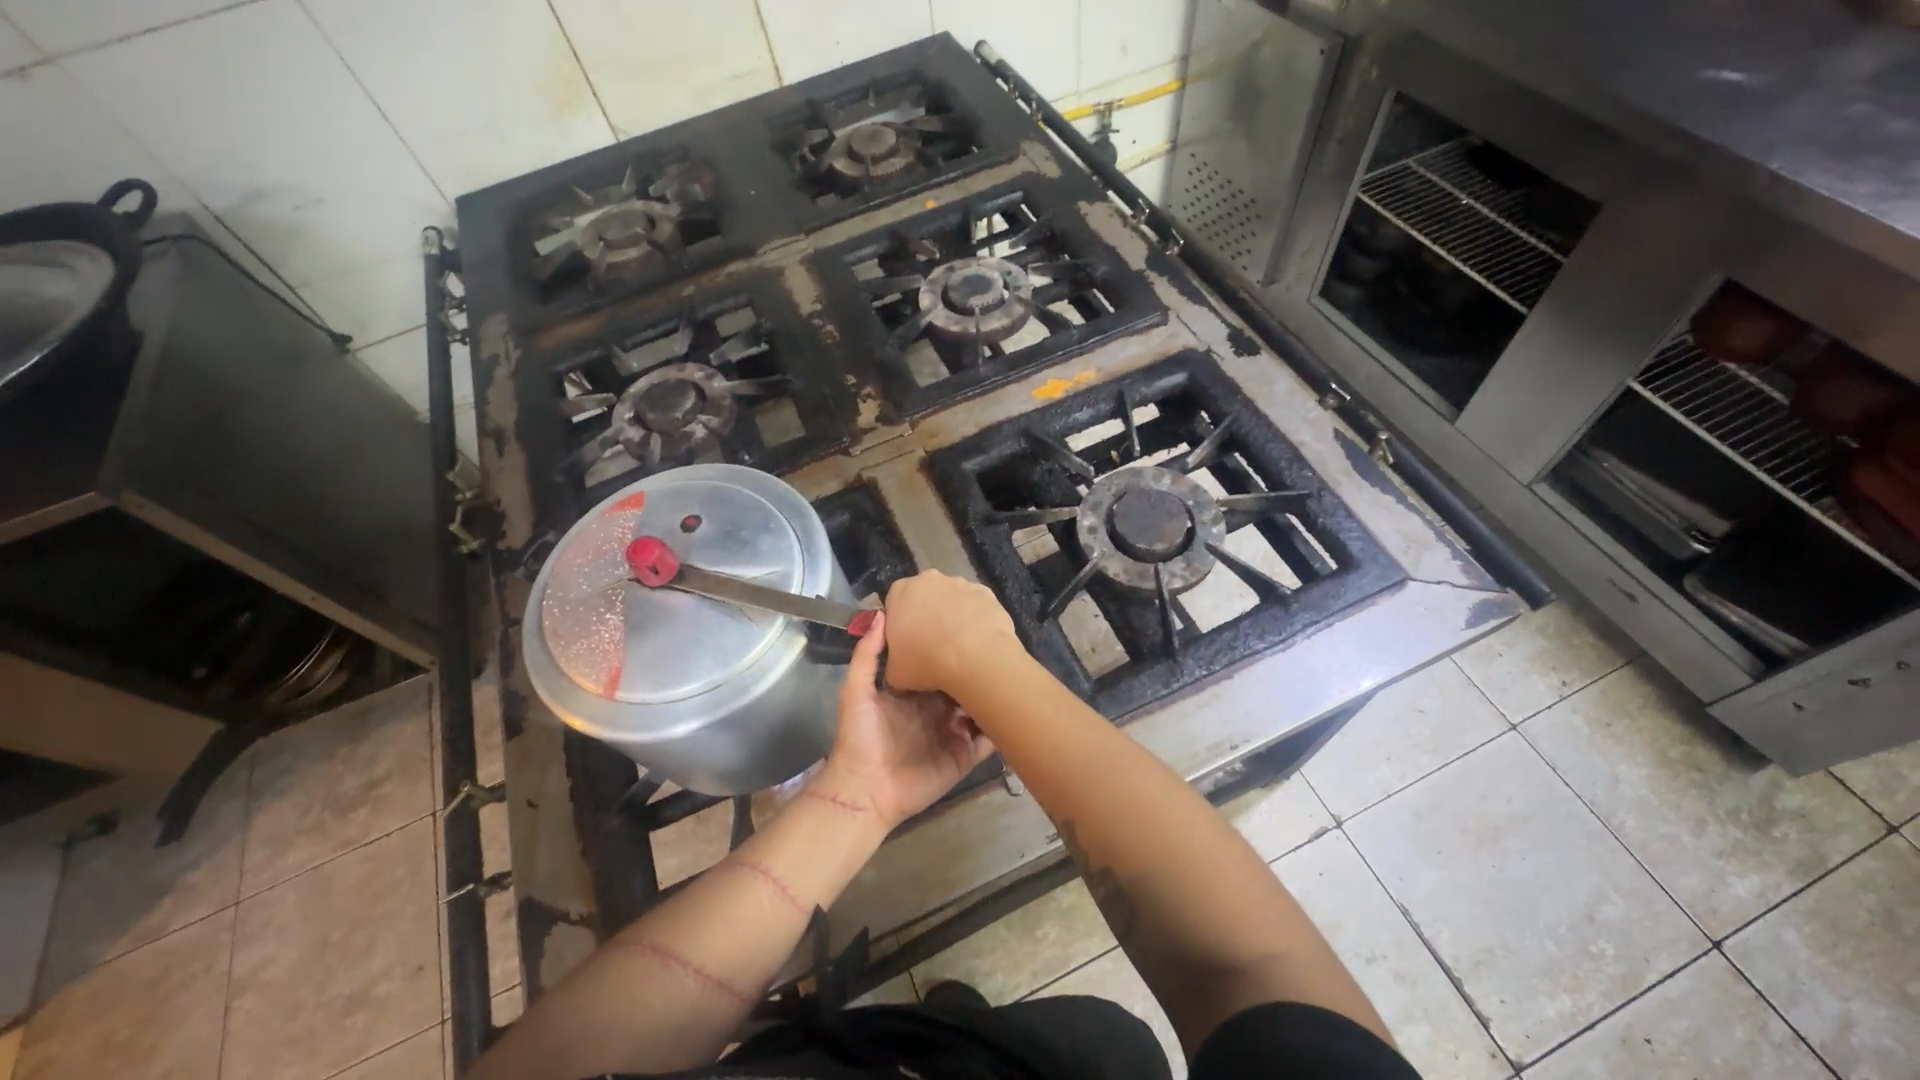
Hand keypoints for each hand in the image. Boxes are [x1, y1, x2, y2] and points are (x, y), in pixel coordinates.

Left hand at [812, 614, 995, 828]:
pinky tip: (1017, 710)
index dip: (952, 650)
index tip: (970, 629)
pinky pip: (989, 740)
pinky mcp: (965, 756)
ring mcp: (953, 733)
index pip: (938, 666)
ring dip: (994, 696)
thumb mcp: (856, 691)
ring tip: (1013, 675)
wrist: (864, 791)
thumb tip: (880, 614)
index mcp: (914, 694)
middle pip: (964, 685)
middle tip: (1000, 649)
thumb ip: (867, 654)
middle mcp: (936, 710)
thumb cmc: (859, 738)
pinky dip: (1002, 728)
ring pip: (981, 709)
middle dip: (978, 671)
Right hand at [880, 570, 1021, 694]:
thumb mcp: (894, 674)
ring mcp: (960, 582)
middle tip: (931, 646)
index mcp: (900, 592)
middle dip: (926, 616)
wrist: (976, 657)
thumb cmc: (926, 661)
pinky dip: (974, 619)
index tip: (906, 646)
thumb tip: (899, 668)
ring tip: (958, 647)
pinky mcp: (986, 591)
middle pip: (923, 597)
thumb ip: (892, 665)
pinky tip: (977, 641)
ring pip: (951, 599)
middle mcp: (929, 579)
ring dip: (952, 616)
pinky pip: (975, 605)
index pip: (894, 604)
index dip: (899, 626)